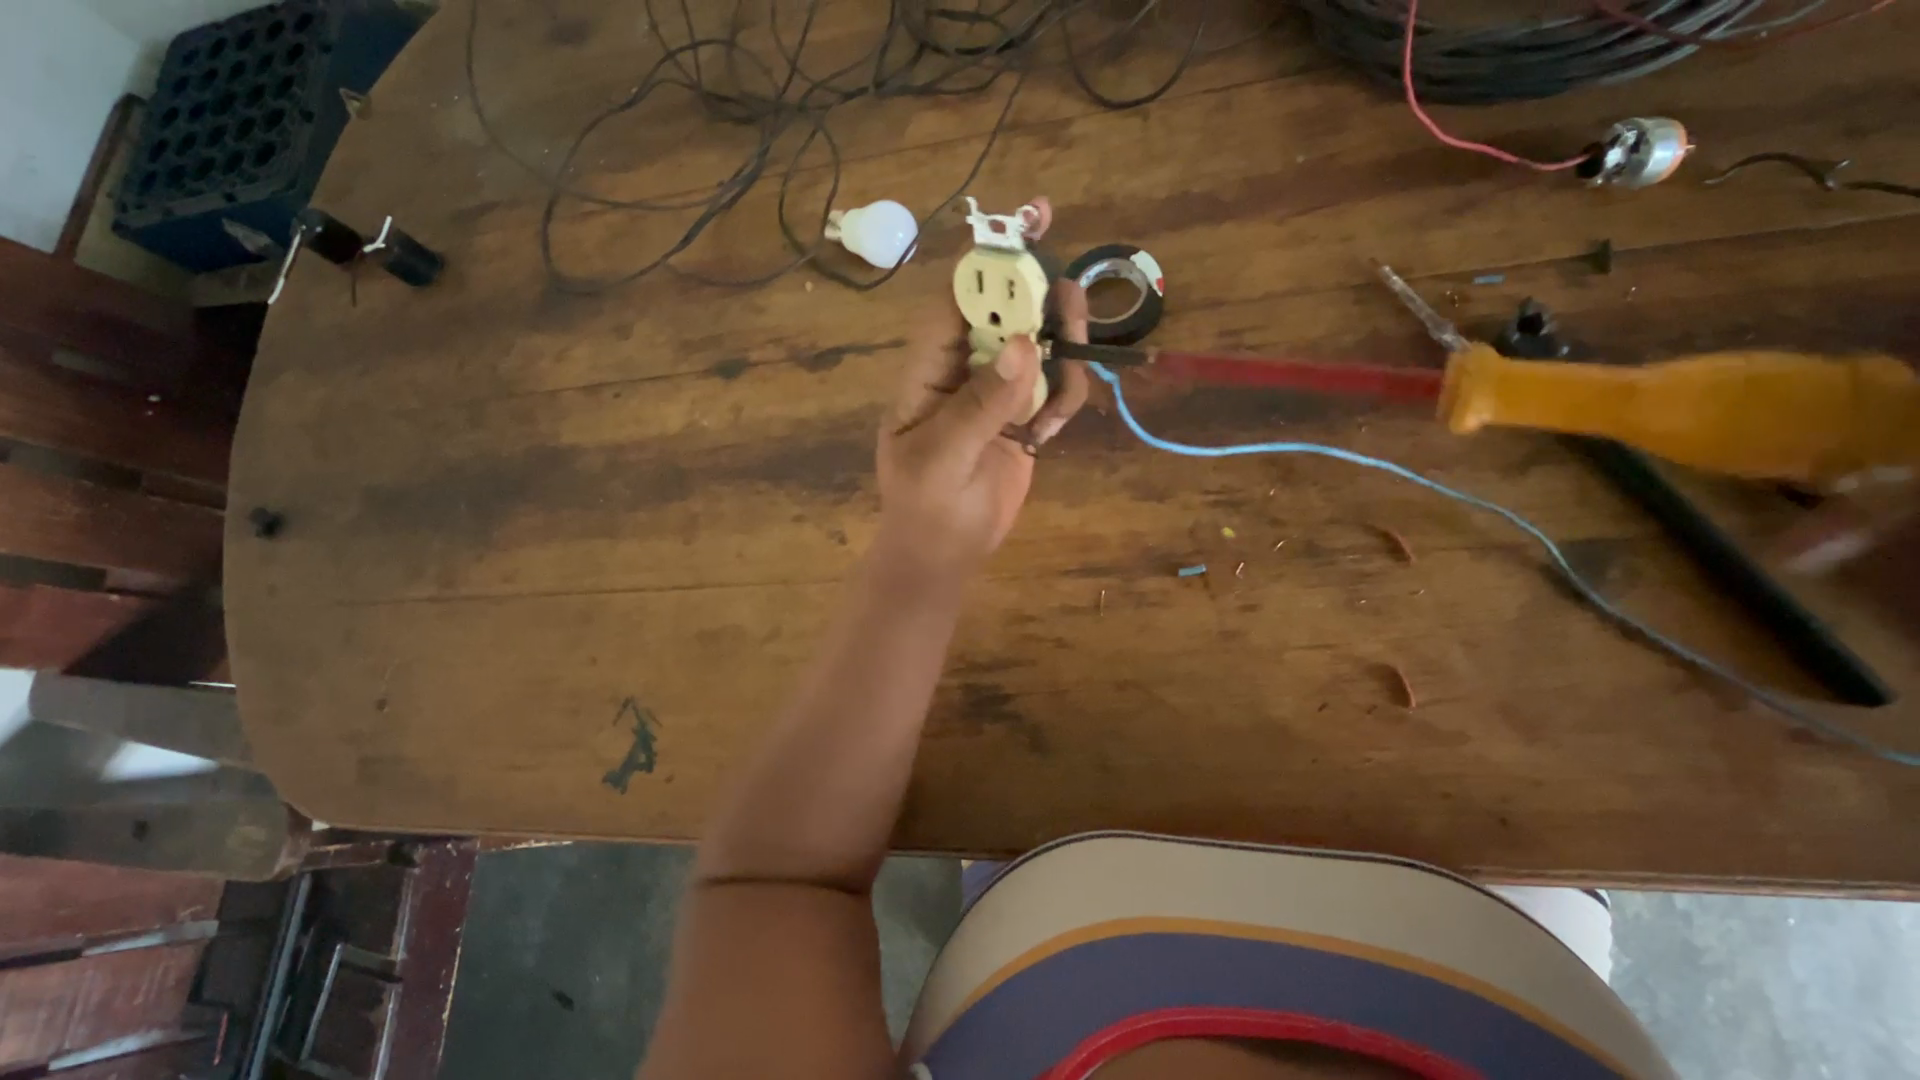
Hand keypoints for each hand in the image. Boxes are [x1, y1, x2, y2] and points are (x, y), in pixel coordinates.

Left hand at [874, 195, 1090, 578]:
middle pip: (1004, 314)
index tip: (1024, 226)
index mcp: (928, 370)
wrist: (943, 555)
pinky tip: (1048, 436)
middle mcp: (963, 371)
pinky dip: (1064, 401)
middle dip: (1037, 296)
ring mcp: (996, 395)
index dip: (986, 264)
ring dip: (1061, 346)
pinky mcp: (1023, 420)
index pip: (955, 303)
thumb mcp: (944, 456)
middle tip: (1071, 292)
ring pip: (1036, 347)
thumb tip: (1022, 345)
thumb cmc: (926, 506)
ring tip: (1076, 360)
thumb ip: (982, 403)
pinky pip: (1053, 391)